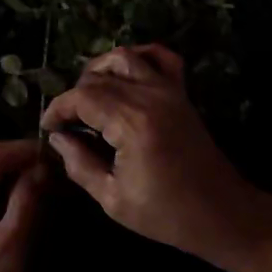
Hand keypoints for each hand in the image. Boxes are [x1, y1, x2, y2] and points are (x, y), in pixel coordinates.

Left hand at [0, 140, 48, 271]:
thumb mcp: (9, 248)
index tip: (56, 150)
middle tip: (58, 164)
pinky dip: (15, 198)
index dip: (23, 149)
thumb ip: (26, 202)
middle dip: (22, 161)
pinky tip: (37, 203)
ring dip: (20, 178)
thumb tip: (44, 167)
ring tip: (53, 180)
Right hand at [42, 44, 271, 262]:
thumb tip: (58, 138)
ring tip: (88, 98)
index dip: (58, 109)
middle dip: (74, 96)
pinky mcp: (181, 94)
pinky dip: (139, 56)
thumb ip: (80, 164)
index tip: (48, 128)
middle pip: (98, 78)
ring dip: (99, 71)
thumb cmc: (166, 215)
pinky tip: (124, 74)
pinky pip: (161, 57)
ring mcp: (169, 91)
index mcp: (132, 124)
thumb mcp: (112, 199)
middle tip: (66, 123)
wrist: (222, 214)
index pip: (82, 98)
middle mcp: (150, 97)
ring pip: (123, 57)